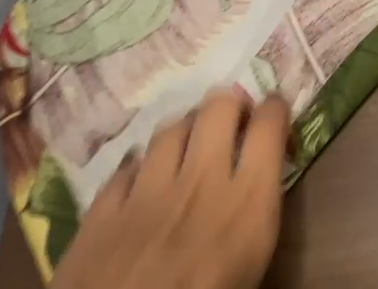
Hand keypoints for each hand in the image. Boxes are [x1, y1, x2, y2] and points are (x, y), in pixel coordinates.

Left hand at [52, 89, 289, 288]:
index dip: (276, 110)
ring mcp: (146, 193)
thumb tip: (256, 200)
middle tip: (234, 122)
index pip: (270, 124)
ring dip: (186, 129)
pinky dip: (138, 168)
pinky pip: (125, 169)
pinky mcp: (101, 213)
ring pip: (170, 129)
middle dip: (230, 106)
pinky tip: (141, 180)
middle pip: (219, 107)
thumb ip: (257, 221)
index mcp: (248, 202)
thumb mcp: (251, 273)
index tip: (276, 118)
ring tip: (189, 142)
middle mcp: (201, 181)